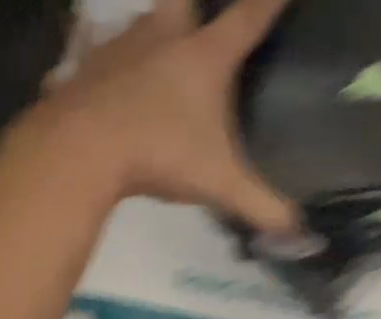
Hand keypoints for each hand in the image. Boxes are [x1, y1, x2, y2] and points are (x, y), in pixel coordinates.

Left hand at [37, 0, 297, 233]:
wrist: (79, 148)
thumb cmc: (160, 155)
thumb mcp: (221, 186)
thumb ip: (263, 207)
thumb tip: (301, 234)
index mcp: (203, 58)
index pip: (246, 19)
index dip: (267, 4)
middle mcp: (161, 38)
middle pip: (183, 0)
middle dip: (197, 7)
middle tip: (203, 21)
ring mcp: (118, 47)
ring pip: (139, 21)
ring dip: (153, 30)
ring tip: (162, 51)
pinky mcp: (84, 65)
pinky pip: (95, 47)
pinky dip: (105, 56)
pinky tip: (107, 70)